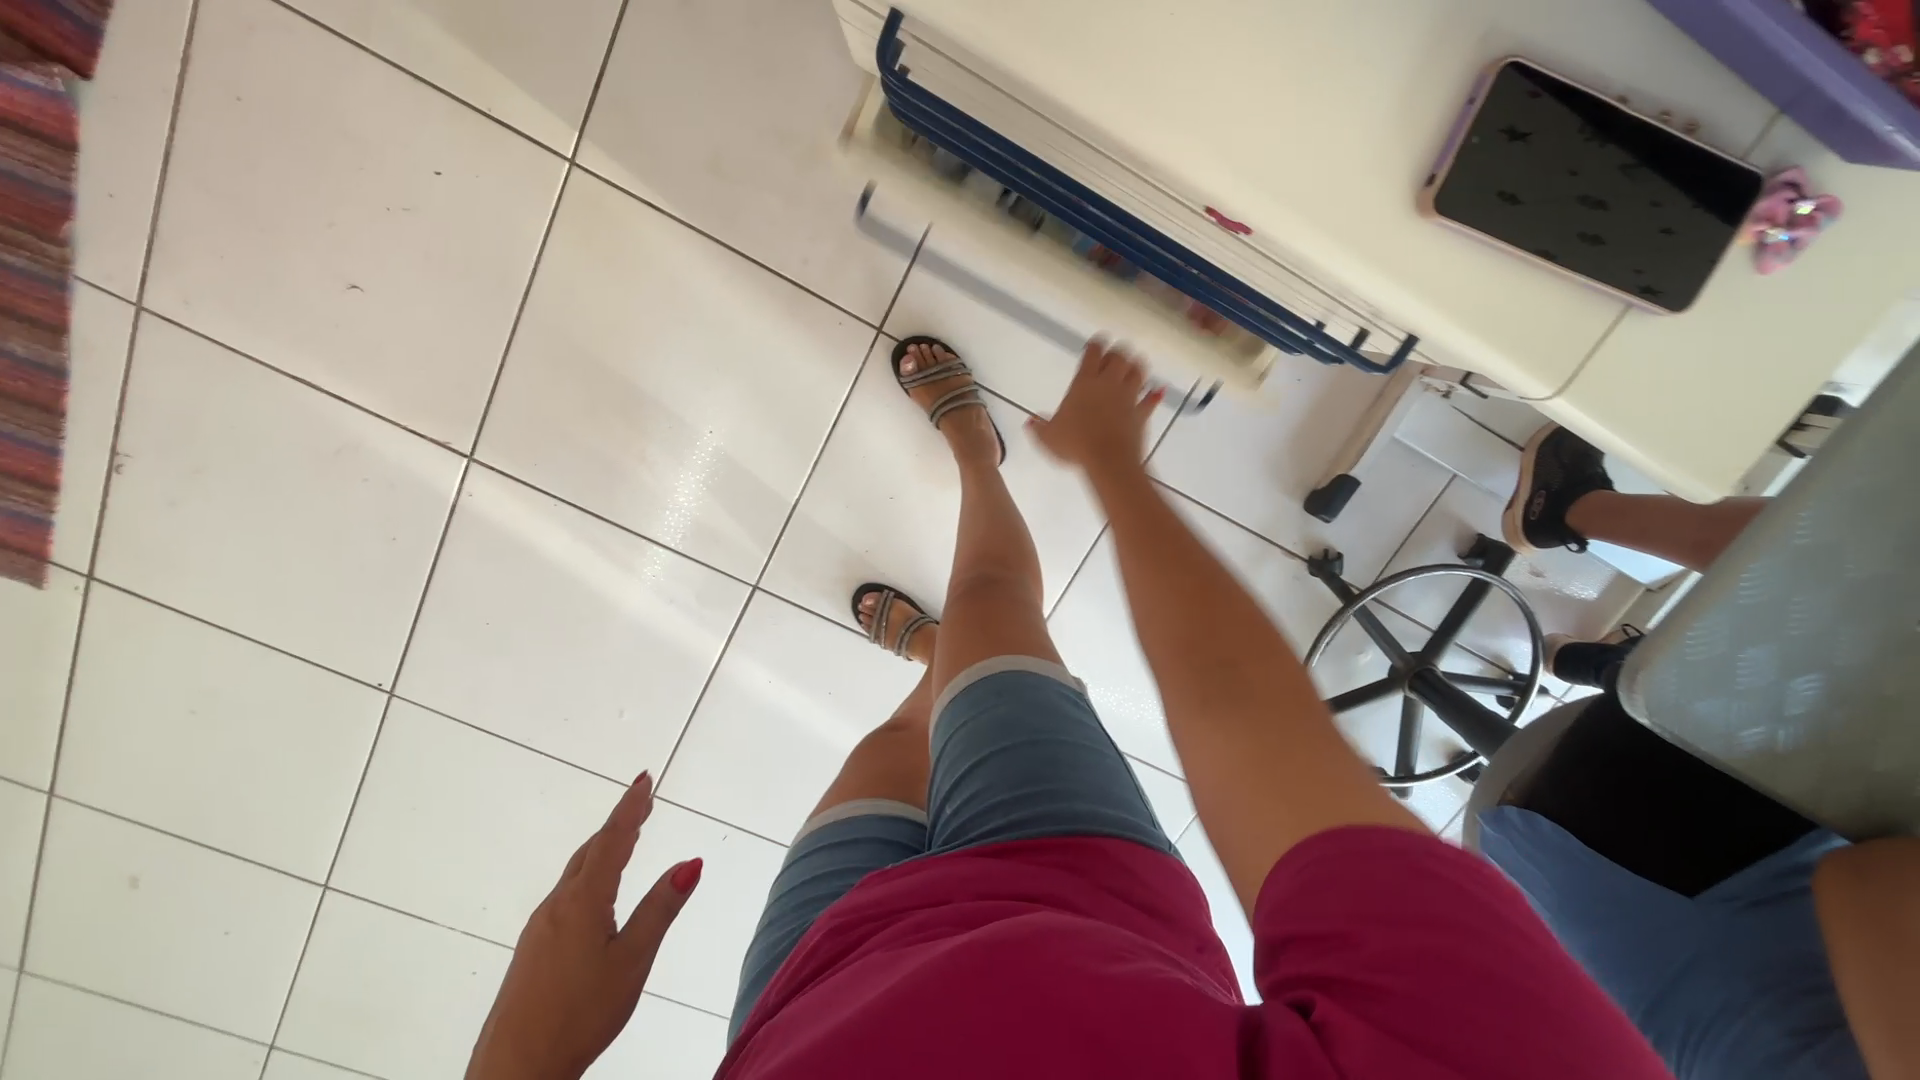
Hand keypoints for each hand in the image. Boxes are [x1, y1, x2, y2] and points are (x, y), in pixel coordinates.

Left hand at [466, 773, 700, 1079]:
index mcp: (583, 901)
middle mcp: (557, 905)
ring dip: (604, 849)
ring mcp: (540, 927)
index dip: (631, 807)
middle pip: (591, 852)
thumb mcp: (632, 960)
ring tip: (629, 837)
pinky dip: (590, 874)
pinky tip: (598, 891)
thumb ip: (660, 909)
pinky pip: (566, 894)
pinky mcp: (533, 949)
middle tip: (644, 803)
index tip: (644, 778)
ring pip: (576, 873)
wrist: (515, 1071)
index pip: (613, 840)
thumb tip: (690, 862)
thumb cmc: (581, 1013)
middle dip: (619, 824)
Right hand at [1027, 338, 1163, 478]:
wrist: (1109, 461)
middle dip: (1117, 352)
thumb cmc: (1076, 445)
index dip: (1094, 345)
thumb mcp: (1049, 438)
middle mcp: (1109, 384)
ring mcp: (1128, 397)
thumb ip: (1039, 428)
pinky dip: (1154, 395)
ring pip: (1138, 371)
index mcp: (1084, 383)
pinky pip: (1151, 400)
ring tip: (1132, 367)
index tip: (1094, 345)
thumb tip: (1030, 422)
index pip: (1093, 352)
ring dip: (1136, 366)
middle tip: (1113, 355)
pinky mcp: (1142, 413)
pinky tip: (1157, 391)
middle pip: (1119, 356)